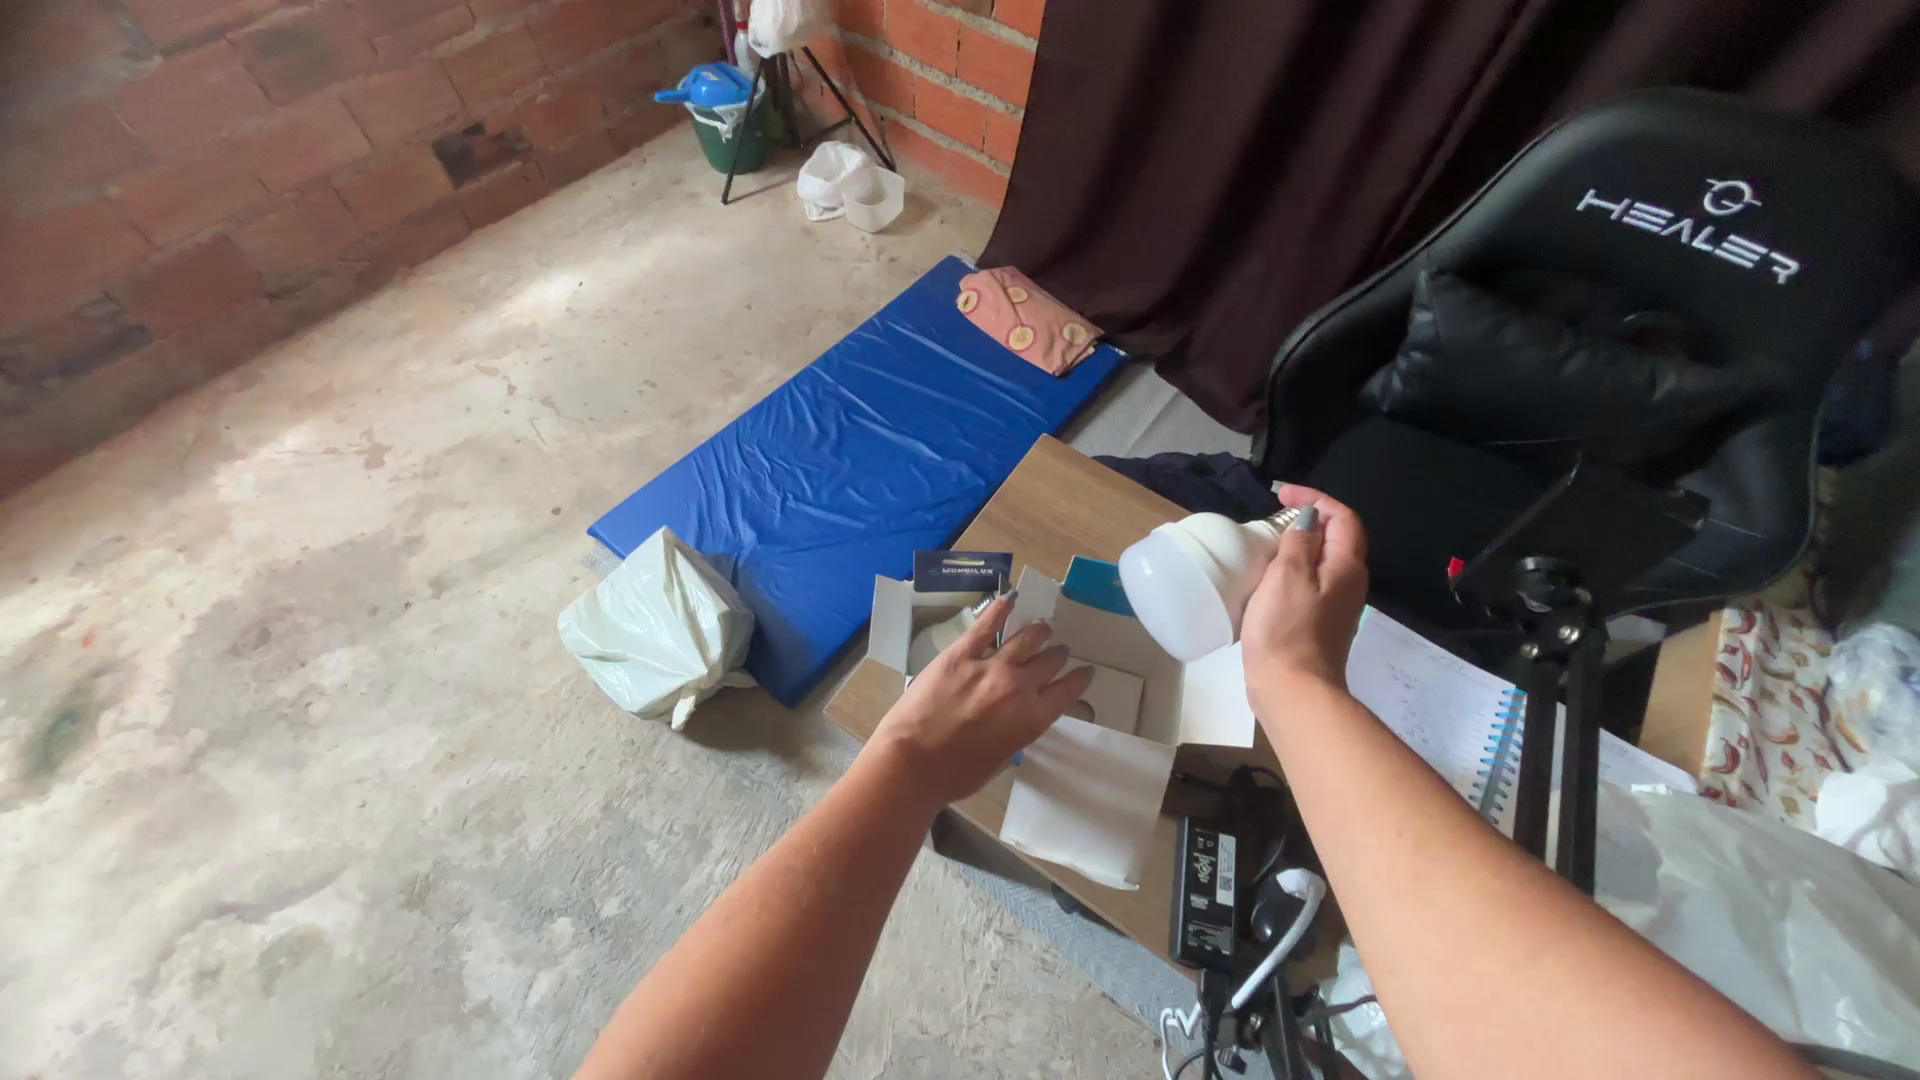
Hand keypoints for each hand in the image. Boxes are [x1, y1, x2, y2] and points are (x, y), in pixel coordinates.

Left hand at [864, 594, 1093, 808]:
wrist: (913, 762)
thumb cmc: (956, 774)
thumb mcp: (1001, 758)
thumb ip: (1015, 732)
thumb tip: (1015, 718)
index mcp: (1032, 719)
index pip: (1066, 693)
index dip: (1077, 680)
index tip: (1084, 672)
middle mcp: (1019, 687)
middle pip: (1048, 662)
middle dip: (1057, 654)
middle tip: (1060, 648)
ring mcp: (990, 666)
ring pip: (1025, 639)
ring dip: (1038, 631)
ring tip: (1044, 625)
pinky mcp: (960, 654)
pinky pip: (985, 626)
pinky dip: (1000, 609)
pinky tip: (1010, 598)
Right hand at [1241, 484, 1369, 712]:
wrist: (1292, 688)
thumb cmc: (1286, 628)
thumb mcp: (1287, 575)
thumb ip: (1298, 541)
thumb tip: (1306, 520)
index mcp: (1346, 566)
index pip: (1342, 518)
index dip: (1316, 498)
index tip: (1281, 493)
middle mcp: (1349, 583)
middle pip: (1337, 538)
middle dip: (1308, 519)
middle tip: (1273, 515)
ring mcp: (1336, 606)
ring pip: (1322, 561)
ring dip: (1298, 545)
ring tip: (1267, 542)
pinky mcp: (1319, 623)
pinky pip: (1310, 583)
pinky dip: (1292, 569)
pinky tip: (1267, 578)